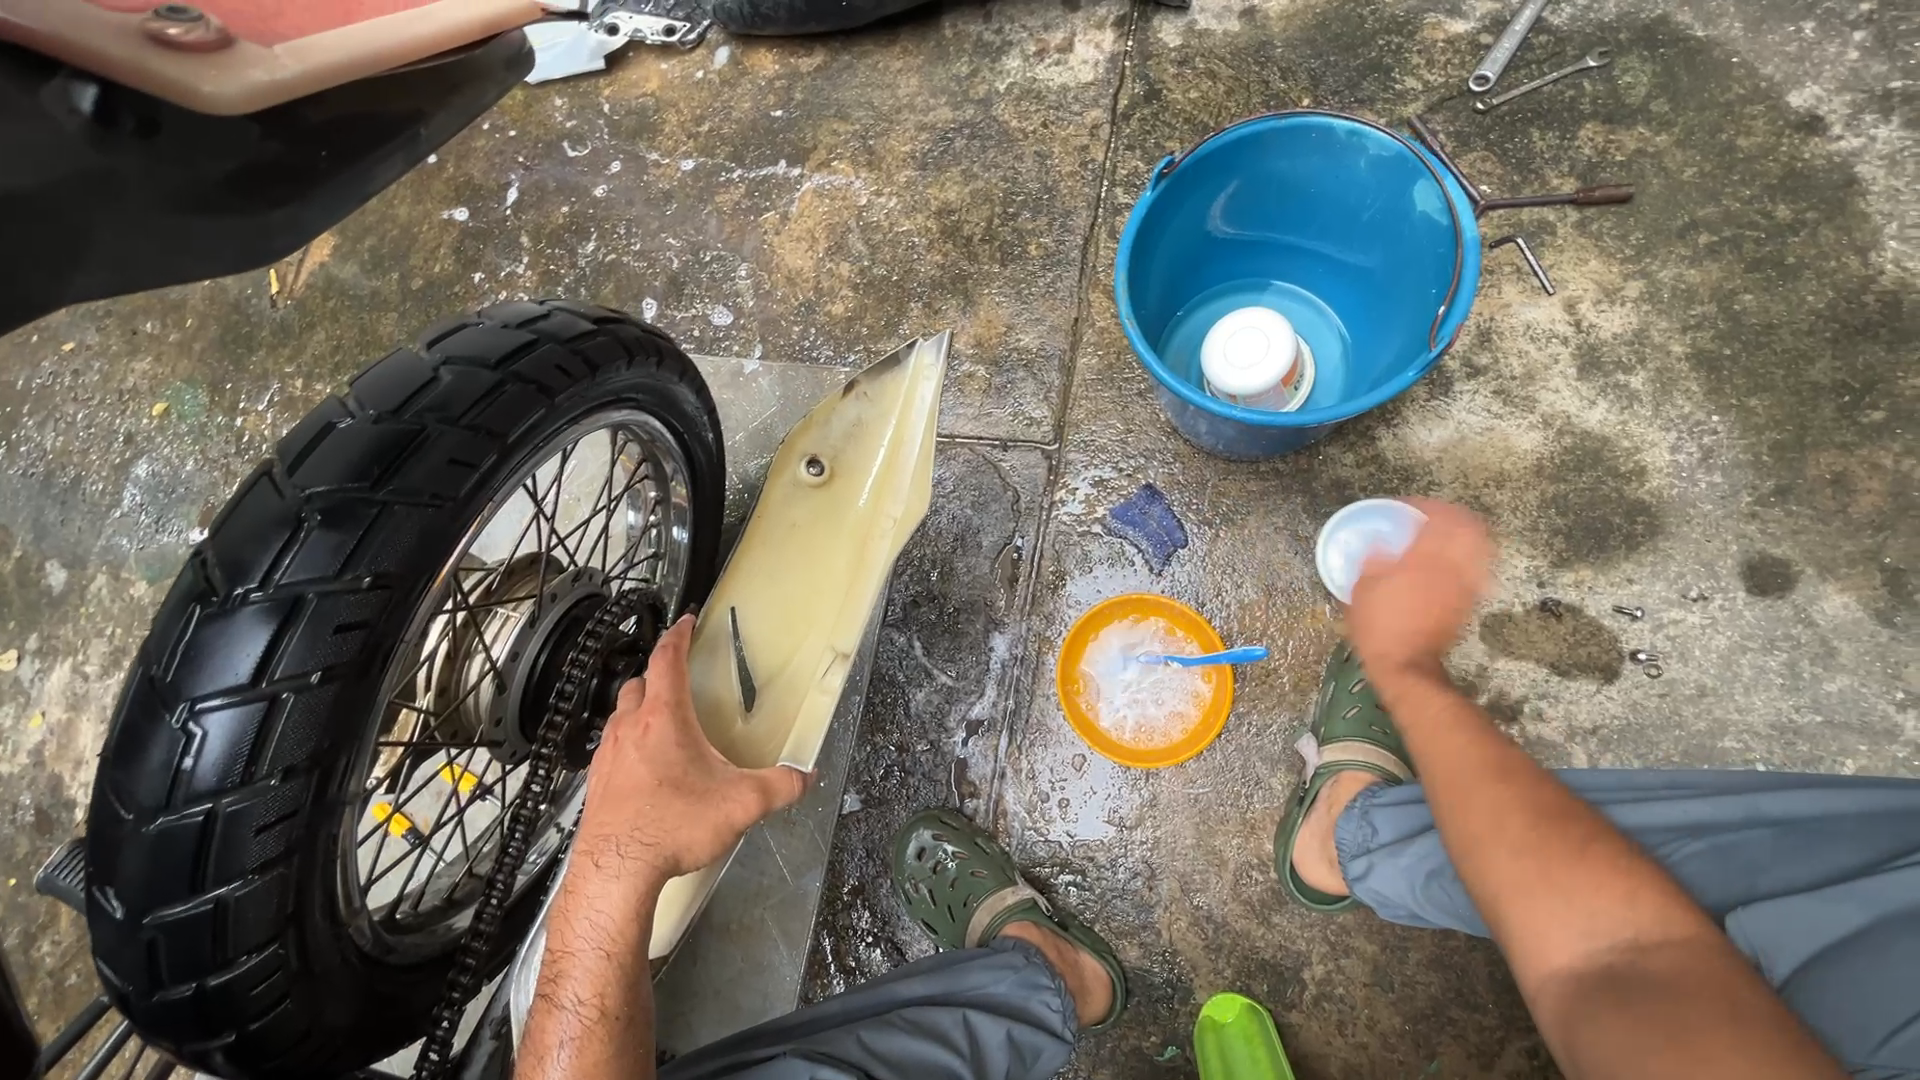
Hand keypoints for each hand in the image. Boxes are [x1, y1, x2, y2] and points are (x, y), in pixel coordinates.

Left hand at [571, 614, 808, 888]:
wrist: (616, 873)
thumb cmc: (674, 826)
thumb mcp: (743, 803)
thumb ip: (781, 785)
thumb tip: (807, 778)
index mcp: (665, 718)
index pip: (666, 659)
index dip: (678, 636)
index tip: (686, 622)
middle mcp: (631, 728)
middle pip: (638, 683)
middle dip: (657, 675)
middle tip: (679, 679)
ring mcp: (607, 756)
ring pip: (620, 715)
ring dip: (639, 709)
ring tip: (664, 724)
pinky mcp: (596, 783)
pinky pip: (610, 749)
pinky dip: (627, 744)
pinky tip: (645, 768)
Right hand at [1346, 499, 1493, 678]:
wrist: (1406, 663)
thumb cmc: (1378, 626)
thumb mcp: (1362, 590)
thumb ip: (1373, 561)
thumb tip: (1379, 545)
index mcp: (1421, 558)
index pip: (1435, 518)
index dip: (1424, 505)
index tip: (1408, 505)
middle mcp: (1449, 566)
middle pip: (1467, 527)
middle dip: (1453, 514)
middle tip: (1435, 513)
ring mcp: (1464, 583)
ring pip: (1480, 546)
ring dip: (1468, 532)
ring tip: (1451, 531)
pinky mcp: (1470, 600)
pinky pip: (1480, 568)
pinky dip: (1473, 556)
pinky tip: (1458, 559)